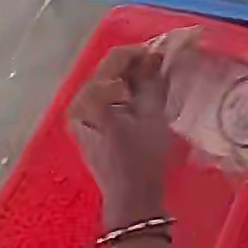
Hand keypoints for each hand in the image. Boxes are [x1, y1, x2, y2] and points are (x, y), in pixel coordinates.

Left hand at [68, 34, 189, 229]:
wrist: (131, 196)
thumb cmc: (144, 155)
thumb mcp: (153, 114)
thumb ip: (153, 79)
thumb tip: (157, 53)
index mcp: (92, 96)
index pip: (116, 58)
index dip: (143, 50)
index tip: (168, 52)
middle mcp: (79, 101)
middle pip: (110, 69)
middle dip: (138, 64)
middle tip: (166, 67)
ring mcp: (78, 115)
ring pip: (108, 83)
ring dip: (132, 78)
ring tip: (158, 82)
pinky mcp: (85, 125)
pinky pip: (105, 98)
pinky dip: (124, 92)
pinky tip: (143, 99)